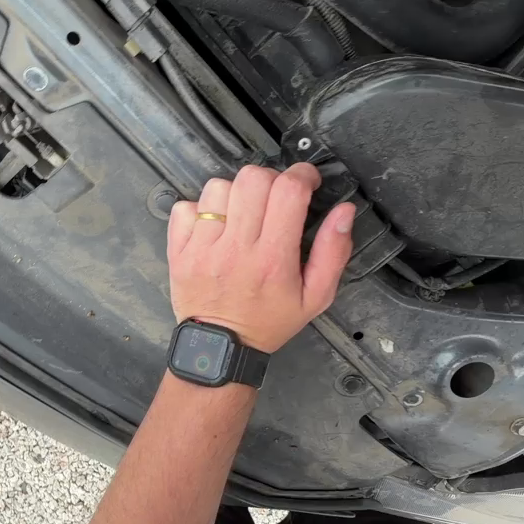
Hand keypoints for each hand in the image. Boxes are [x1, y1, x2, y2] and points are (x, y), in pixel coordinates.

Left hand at [166, 163, 354, 352]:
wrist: (221, 348)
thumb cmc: (268, 322)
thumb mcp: (315, 298)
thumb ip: (333, 253)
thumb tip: (344, 212)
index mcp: (272, 258)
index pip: (289, 191)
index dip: (303, 175)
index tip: (307, 182)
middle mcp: (236, 248)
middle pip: (253, 179)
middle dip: (270, 180)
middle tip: (274, 198)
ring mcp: (202, 248)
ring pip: (218, 187)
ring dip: (235, 193)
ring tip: (242, 214)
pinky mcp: (178, 251)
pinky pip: (185, 207)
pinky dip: (200, 210)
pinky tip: (214, 227)